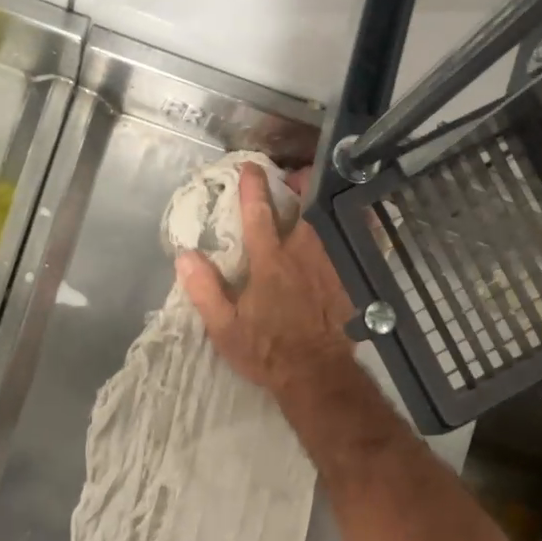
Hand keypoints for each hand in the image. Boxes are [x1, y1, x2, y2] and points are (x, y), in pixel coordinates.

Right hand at [174, 163, 356, 404]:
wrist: (316, 373)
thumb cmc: (266, 352)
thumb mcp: (224, 328)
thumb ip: (204, 290)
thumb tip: (185, 256)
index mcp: (269, 262)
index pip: (257, 214)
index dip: (252, 187)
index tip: (249, 167)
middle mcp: (302, 253)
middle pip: (303, 206)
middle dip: (298, 184)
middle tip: (294, 175)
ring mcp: (331, 263)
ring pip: (330, 218)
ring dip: (322, 200)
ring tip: (318, 193)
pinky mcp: (350, 278)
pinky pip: (356, 240)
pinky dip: (354, 224)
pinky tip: (353, 220)